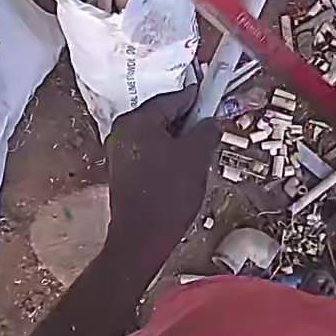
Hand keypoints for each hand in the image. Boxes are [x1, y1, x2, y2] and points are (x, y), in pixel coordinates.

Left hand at [104, 86, 220, 273]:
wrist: (142, 237)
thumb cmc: (168, 194)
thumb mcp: (195, 157)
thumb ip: (206, 130)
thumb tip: (210, 121)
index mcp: (137, 121)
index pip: (173, 98)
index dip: (198, 98)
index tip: (216, 98)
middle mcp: (122, 131)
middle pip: (163, 115)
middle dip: (188, 122)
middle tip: (210, 132)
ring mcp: (119, 151)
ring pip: (157, 135)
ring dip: (178, 140)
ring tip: (198, 154)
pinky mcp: (122, 170)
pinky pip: (149, 151)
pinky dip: (166, 154)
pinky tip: (182, 169)